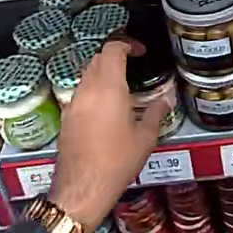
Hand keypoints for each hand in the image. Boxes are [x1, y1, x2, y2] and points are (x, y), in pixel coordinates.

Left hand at [50, 39, 166, 232]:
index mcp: (109, 88)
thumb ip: (156, 112)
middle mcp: (87, 90)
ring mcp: (73, 103)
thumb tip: (166, 99)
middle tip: (132, 66)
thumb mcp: (145, 138)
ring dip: (102, 73)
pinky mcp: (66, 118)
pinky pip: (80, 93)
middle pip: (97, 59)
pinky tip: (106, 109)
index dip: (126, 44)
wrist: (82, 188)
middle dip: (114, 56)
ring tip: (121, 87)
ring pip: (86, 75)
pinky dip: (92, 90)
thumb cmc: (116, 162)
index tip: (139, 51)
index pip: (112, 49)